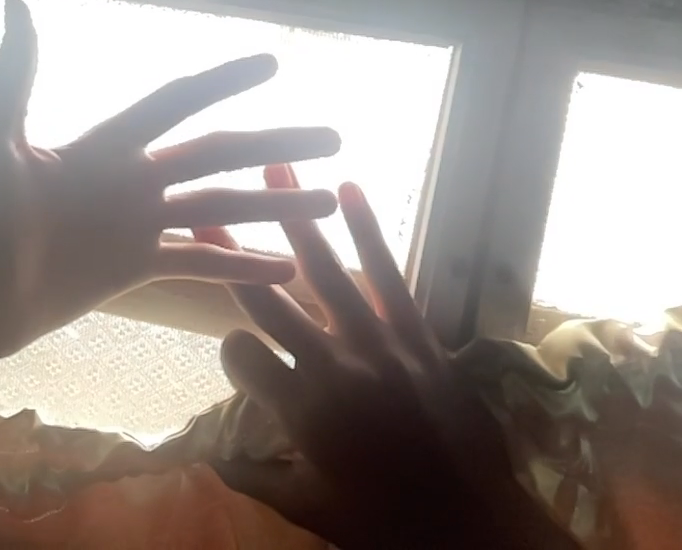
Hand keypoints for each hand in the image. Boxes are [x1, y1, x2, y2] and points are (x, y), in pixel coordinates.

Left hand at [0, 0, 341, 515]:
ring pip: (219, 208)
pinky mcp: (138, 264)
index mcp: (110, 144)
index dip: (223, 80)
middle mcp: (135, 176)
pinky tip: (286, 267)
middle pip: (217, 153)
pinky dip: (240, 264)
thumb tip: (17, 0)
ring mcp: (140, 221)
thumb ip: (14, 75)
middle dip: (274, 144)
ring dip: (273, 205)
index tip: (272, 62)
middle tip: (333, 138)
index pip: (177, 102)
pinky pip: (200, 262)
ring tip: (327, 203)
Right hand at [200, 167, 576, 549]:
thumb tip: (214, 459)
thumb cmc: (385, 525)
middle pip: (267, 297)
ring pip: (323, 269)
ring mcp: (377, 345)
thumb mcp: (310, 511)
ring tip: (273, 167)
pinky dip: (367, 230)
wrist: (477, 531)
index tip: (239, 352)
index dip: (230, 348)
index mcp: (300, 410)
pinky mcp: (417, 335)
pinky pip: (387, 273)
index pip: (239, 353)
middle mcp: (331, 367)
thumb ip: (258, 477)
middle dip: (231, 248)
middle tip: (204, 204)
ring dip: (293, 216)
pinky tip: (349, 189)